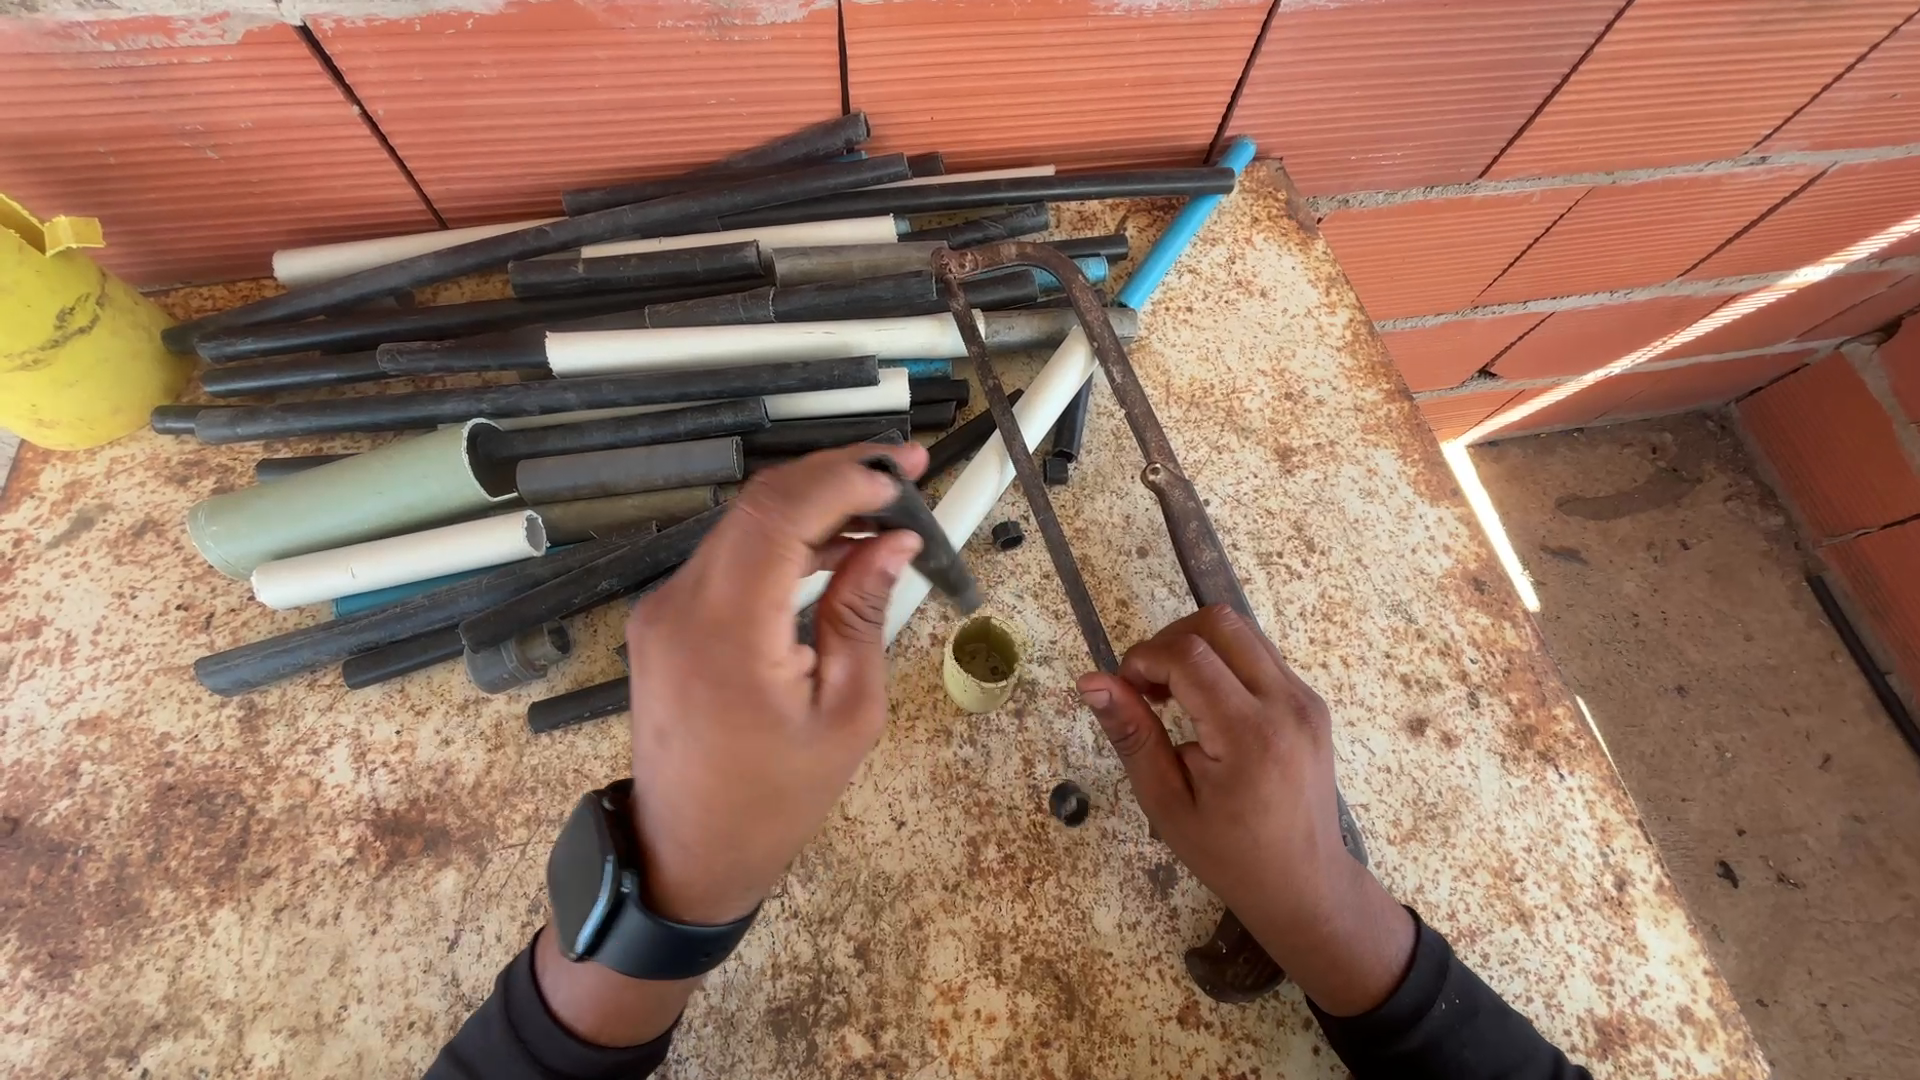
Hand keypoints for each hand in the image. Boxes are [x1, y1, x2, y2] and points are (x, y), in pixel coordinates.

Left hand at [625, 442, 926, 924]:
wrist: (686, 854)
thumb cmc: (777, 800)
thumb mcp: (846, 713)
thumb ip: (863, 614)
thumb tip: (894, 544)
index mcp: (727, 631)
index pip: (780, 515)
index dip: (844, 480)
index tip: (902, 476)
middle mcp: (680, 603)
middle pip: (758, 504)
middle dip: (834, 475)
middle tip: (902, 471)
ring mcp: (665, 607)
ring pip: (744, 522)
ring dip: (812, 504)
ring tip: (881, 505)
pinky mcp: (668, 616)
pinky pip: (732, 556)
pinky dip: (784, 540)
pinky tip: (835, 544)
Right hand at [1076, 606, 1414, 1015]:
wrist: (1306, 884)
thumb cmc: (1228, 854)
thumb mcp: (1165, 802)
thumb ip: (1131, 734)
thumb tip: (1090, 681)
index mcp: (1250, 735)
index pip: (1188, 655)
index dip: (1143, 658)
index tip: (1125, 689)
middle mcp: (1286, 703)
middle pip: (1218, 623)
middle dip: (1168, 640)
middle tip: (1147, 685)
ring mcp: (1304, 698)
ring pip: (1239, 629)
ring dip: (1194, 645)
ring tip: (1172, 691)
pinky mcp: (1309, 700)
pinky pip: (1256, 652)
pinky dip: (1219, 660)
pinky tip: (1203, 702)